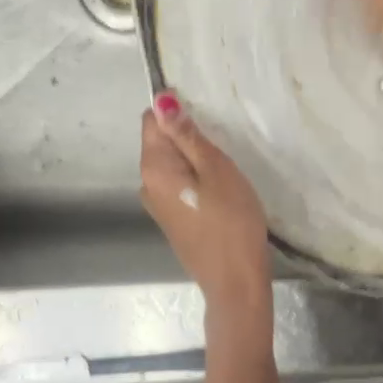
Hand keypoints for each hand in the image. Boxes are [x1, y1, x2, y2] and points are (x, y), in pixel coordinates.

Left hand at [140, 93, 271, 309]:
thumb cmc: (232, 222)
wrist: (235, 281)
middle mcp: (147, 184)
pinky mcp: (173, 220)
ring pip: (173, 166)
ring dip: (195, 161)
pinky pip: (180, 186)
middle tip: (225, 150)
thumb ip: (188, 135)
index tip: (210, 123)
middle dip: (189, 138)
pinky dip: (197, 181)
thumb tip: (161, 101)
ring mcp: (158, 205)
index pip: (152, 120)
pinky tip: (221, 194)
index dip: (178, 113)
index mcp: (154, 167)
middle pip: (161, 143)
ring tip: (226, 171)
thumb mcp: (217, 170)